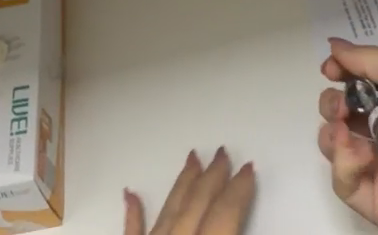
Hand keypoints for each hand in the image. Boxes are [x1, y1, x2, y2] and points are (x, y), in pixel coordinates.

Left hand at [125, 147, 256, 234]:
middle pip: (197, 202)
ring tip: (191, 158)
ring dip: (182, 184)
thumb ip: (237, 233)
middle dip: (212, 176)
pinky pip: (132, 231)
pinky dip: (133, 212)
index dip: (239, 188)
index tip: (248, 167)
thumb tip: (247, 223)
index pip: (225, 212)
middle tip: (221, 151)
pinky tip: (130, 192)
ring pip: (169, 208)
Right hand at [316, 39, 377, 234]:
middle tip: (340, 105)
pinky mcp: (376, 202)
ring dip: (333, 131)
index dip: (345, 72)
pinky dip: (344, 163)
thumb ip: (369, 58)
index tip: (329, 68)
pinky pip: (345, 180)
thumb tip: (334, 46)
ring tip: (344, 129)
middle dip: (333, 102)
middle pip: (348, 112)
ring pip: (341, 145)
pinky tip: (357, 156)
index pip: (367, 82)